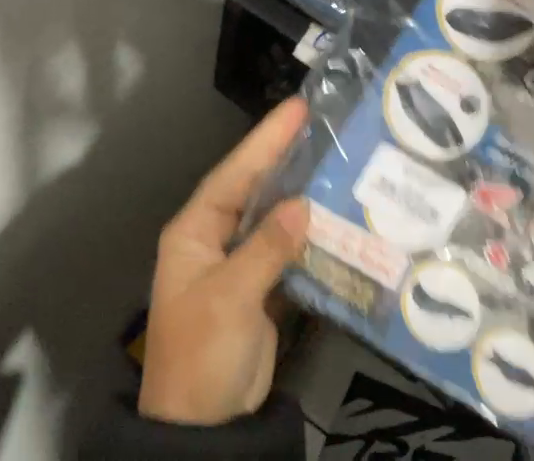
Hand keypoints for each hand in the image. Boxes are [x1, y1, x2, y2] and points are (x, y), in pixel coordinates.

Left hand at [138, 97, 311, 425]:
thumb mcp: (229, 298)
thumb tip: (303, 204)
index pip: (232, 176)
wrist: (203, 424)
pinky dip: (311, 233)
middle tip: (323, 123)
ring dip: (302, 193)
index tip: (295, 109)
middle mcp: (215, 240)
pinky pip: (288, 248)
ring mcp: (240, 264)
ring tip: (338, 159)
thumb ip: (266, 249)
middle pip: (254, 189)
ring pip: (274, 217)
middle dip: (285, 158)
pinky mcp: (262, 288)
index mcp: (194, 234)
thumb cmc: (202, 353)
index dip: (264, 142)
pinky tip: (338, 215)